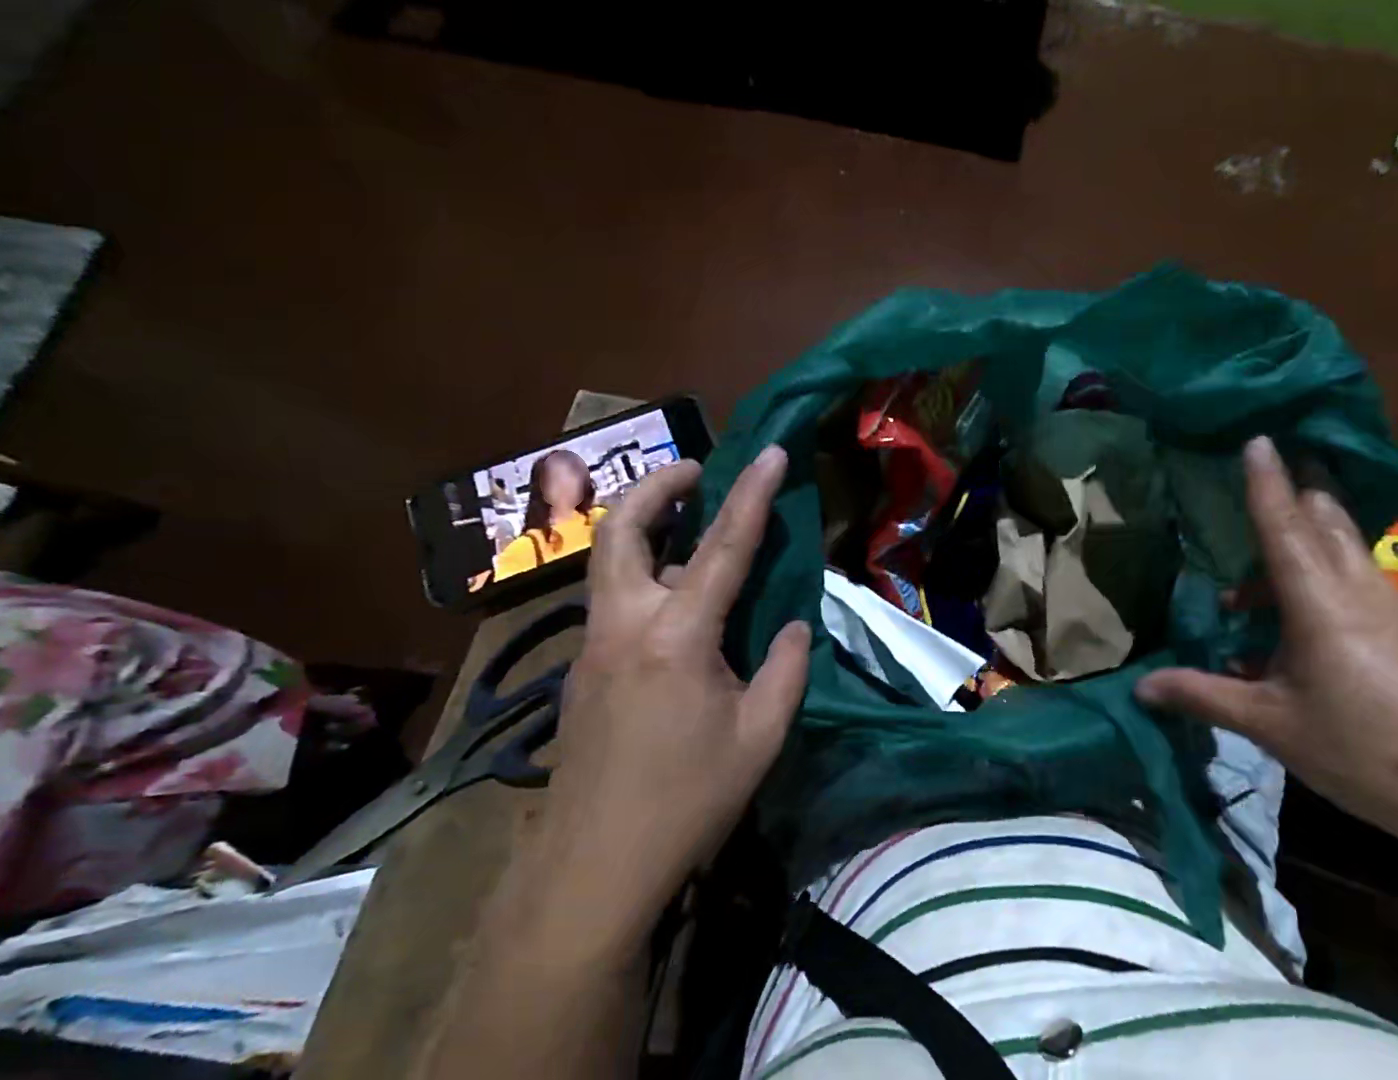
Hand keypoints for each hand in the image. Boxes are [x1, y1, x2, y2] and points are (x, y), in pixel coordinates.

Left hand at [539, 447, 809, 913]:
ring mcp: (594, 647)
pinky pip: (616, 602)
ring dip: (647, 528)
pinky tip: (681, 607)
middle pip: (623, 532)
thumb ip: (786, 668)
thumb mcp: (762, 735)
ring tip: (692, 527)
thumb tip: (793, 625)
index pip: (723, 547)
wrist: (598, 863)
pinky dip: (646, 576)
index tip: (772, 452)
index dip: (752, 494)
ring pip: (611, 563)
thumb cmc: (689, 798)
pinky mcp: (584, 671)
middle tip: (698, 471)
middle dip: (659, 488)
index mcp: (677, 637)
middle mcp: (626, 626)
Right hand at [1136, 437, 1397, 879]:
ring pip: (1343, 552)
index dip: (1267, 482)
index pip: (1285, 526)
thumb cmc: (1362, 752)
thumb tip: (1140, 687)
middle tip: (1264, 481)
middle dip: (1295, 496)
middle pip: (1325, 522)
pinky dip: (1322, 585)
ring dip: (1301, 549)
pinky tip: (1297, 635)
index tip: (1259, 438)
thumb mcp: (1271, 725)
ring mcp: (1393, 610)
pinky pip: (1358, 586)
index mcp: (1319, 604)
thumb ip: (1203, 696)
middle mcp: (1359, 592)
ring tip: (1252, 588)